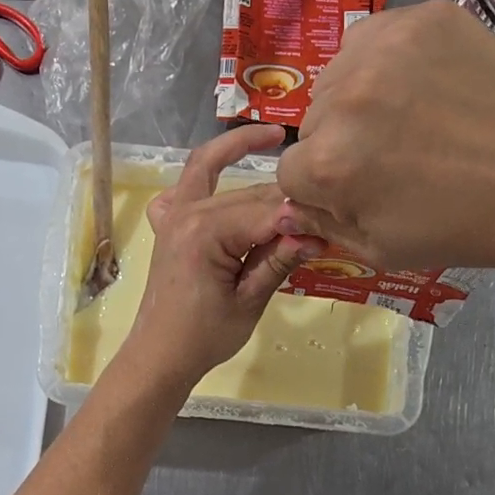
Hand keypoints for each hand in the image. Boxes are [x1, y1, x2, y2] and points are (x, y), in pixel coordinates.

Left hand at [116, 125, 324, 389]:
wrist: (159, 356)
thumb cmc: (204, 337)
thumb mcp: (249, 302)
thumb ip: (278, 260)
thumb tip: (316, 233)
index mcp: (205, 231)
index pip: (267, 211)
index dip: (302, 216)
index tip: (334, 221)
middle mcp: (186, 212)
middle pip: (247, 192)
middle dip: (284, 196)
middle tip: (322, 198)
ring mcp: (172, 215)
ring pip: (215, 175)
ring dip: (243, 161)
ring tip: (277, 138)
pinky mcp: (168, 224)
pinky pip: (185, 185)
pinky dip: (203, 172)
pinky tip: (225, 167)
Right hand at [274, 0, 494, 277]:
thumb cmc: (462, 228)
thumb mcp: (378, 250)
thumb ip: (323, 225)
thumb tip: (289, 206)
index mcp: (331, 163)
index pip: (289, 172)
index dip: (322, 189)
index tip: (359, 192)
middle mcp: (345, 99)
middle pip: (309, 124)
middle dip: (336, 145)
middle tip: (390, 160)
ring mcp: (386, 49)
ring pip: (335, 79)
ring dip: (356, 102)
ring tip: (408, 122)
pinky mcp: (423, 19)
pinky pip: (371, 40)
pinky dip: (384, 64)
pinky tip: (421, 88)